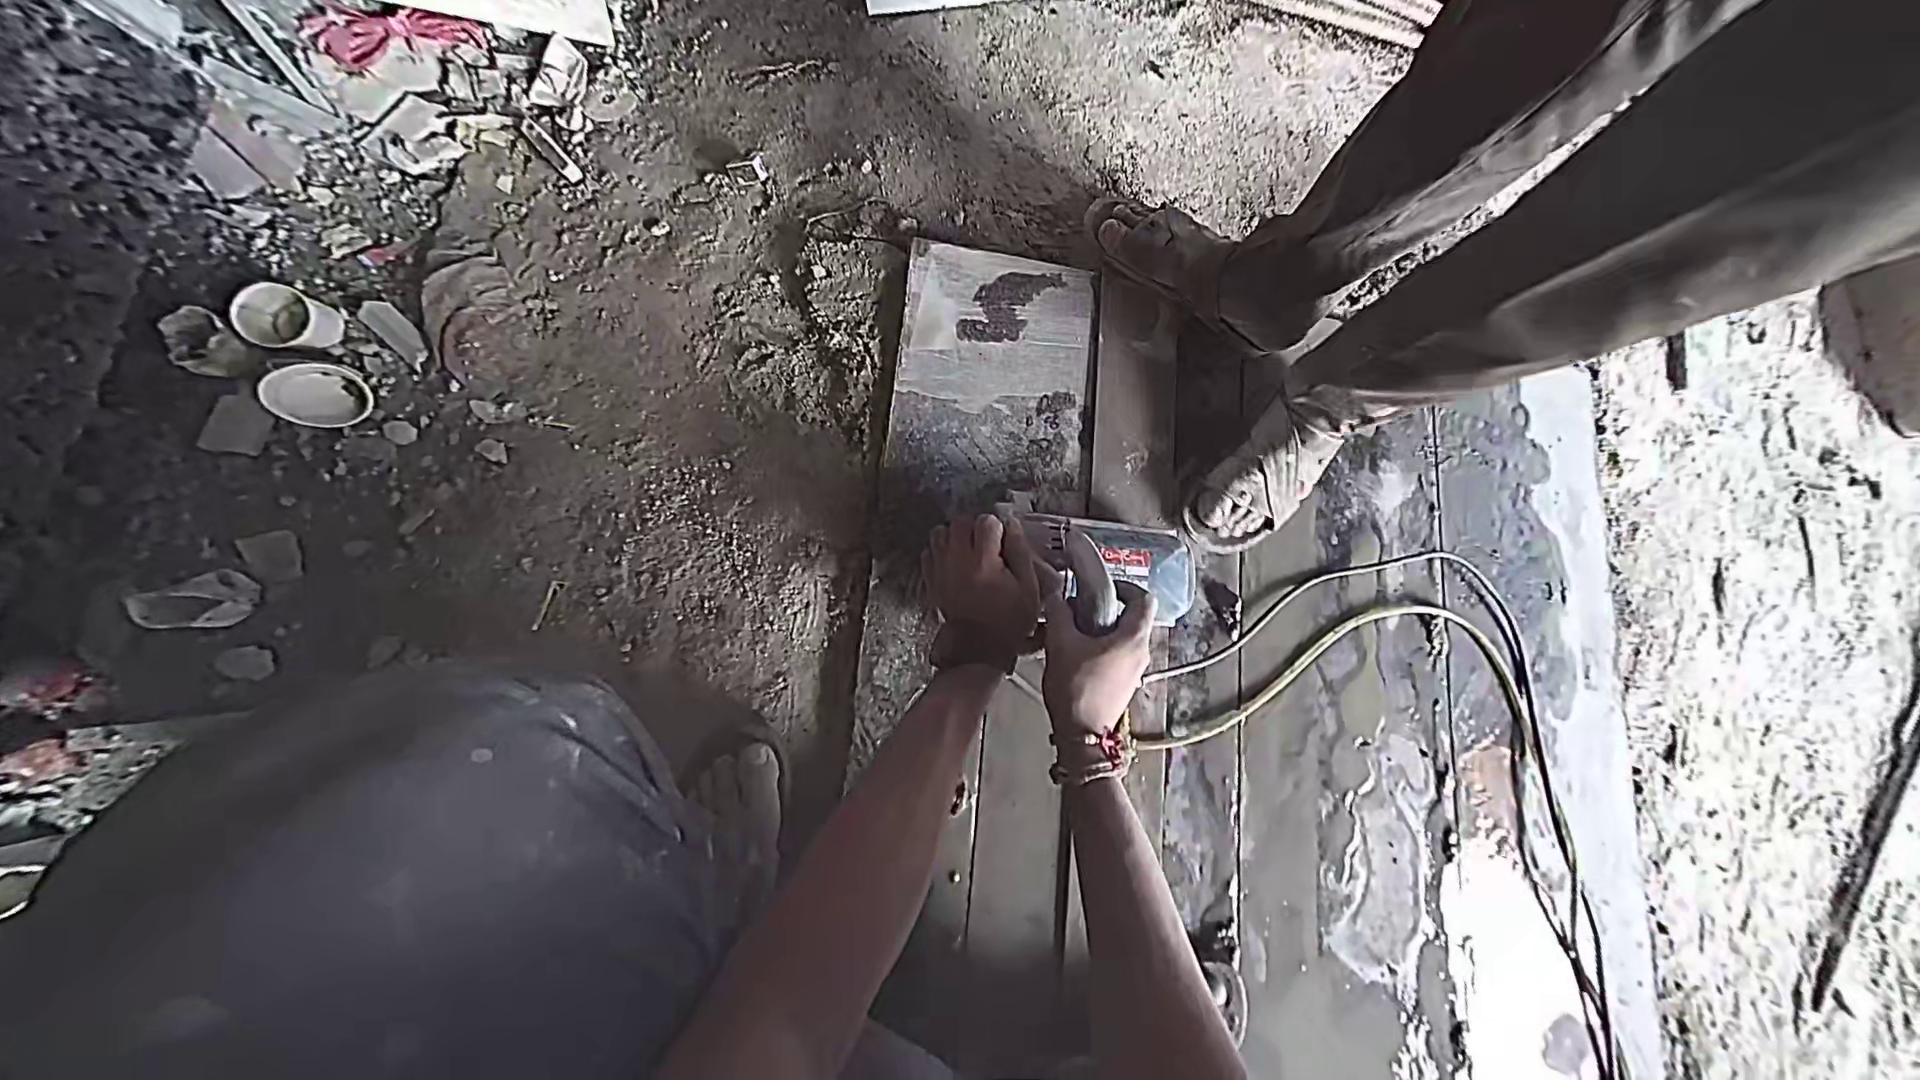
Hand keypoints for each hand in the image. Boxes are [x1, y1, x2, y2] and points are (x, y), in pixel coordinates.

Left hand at [923, 514, 1041, 668]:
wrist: (978, 649)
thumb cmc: (1008, 621)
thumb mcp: (1028, 588)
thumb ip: (1020, 552)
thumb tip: (1012, 526)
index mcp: (983, 561)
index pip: (986, 521)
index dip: (999, 529)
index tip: (1005, 544)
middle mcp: (957, 560)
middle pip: (960, 522)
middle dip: (975, 527)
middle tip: (988, 544)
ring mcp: (940, 569)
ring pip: (941, 532)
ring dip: (956, 536)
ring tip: (970, 551)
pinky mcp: (930, 579)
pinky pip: (930, 551)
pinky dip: (941, 551)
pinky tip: (956, 562)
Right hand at [1038, 565, 1155, 736]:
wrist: (1082, 736)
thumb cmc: (1076, 686)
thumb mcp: (1061, 643)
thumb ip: (1059, 612)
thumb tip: (1055, 593)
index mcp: (1134, 638)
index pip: (1144, 598)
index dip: (1124, 586)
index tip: (1100, 587)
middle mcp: (1142, 652)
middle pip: (1133, 617)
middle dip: (1107, 607)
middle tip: (1079, 607)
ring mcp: (1136, 670)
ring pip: (1125, 636)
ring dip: (1103, 628)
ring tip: (1074, 629)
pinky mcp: (1126, 683)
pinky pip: (1120, 654)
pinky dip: (1103, 646)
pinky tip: (1077, 652)